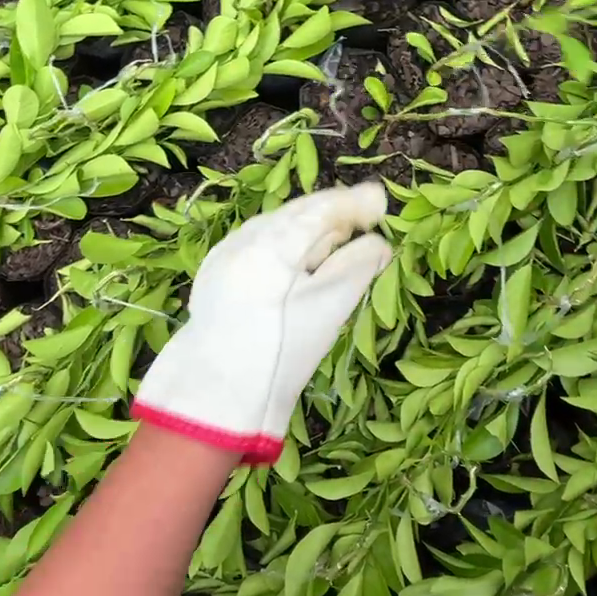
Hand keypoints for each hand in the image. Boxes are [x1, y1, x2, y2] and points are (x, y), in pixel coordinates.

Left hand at [131, 181, 391, 462]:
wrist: (221, 393)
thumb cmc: (284, 351)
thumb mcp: (329, 309)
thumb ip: (357, 266)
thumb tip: (379, 243)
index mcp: (273, 243)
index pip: (320, 210)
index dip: (353, 204)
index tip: (380, 201)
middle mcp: (246, 237)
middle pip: (297, 213)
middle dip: (332, 212)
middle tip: (364, 215)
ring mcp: (226, 252)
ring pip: (277, 226)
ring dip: (309, 226)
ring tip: (338, 234)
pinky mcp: (216, 270)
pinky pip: (258, 241)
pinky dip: (284, 241)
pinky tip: (299, 257)